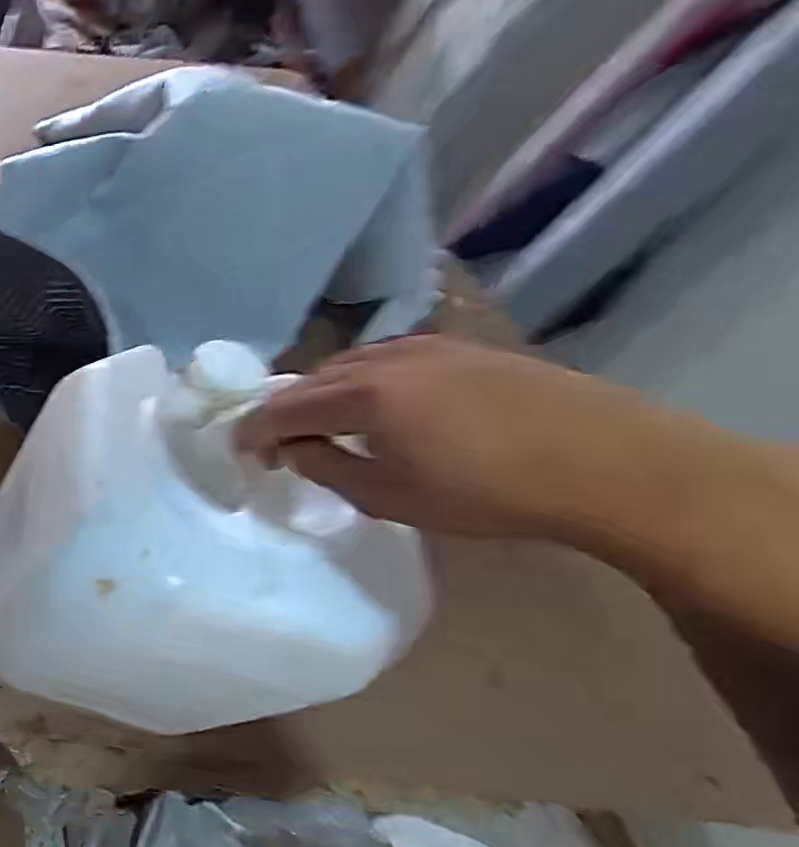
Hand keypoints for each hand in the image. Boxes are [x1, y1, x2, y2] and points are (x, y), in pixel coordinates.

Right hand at [233, 335, 710, 542]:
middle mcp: (386, 360)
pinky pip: (385, 359)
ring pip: (346, 365)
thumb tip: (293, 450)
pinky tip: (372, 406)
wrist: (607, 464)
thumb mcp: (384, 496)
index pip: (282, 410)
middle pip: (309, 381)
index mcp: (362, 396)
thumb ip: (324, 468)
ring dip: (320, 394)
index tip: (241, 455)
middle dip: (282, 412)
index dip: (252, 433)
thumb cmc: (483, 492)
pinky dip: (359, 381)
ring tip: (319, 426)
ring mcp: (428, 348)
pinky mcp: (463, 349)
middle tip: (276, 445)